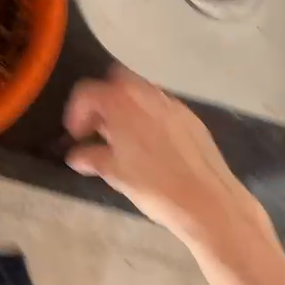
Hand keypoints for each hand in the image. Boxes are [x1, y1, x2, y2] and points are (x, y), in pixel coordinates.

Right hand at [63, 66, 277, 270]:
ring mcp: (172, 104)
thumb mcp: (114, 174)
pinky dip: (149, 116)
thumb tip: (75, 155)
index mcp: (121, 104)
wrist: (209, 204)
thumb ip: (90, 157)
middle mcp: (146, 94)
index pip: (87, 91)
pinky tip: (151, 146)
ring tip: (124, 139)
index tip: (76, 136)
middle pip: (116, 80)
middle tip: (99, 129)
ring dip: (126, 107)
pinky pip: (161, 107)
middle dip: (103, 100)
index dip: (75, 112)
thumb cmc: (154, 187)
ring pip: (140, 91)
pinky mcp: (191, 117)